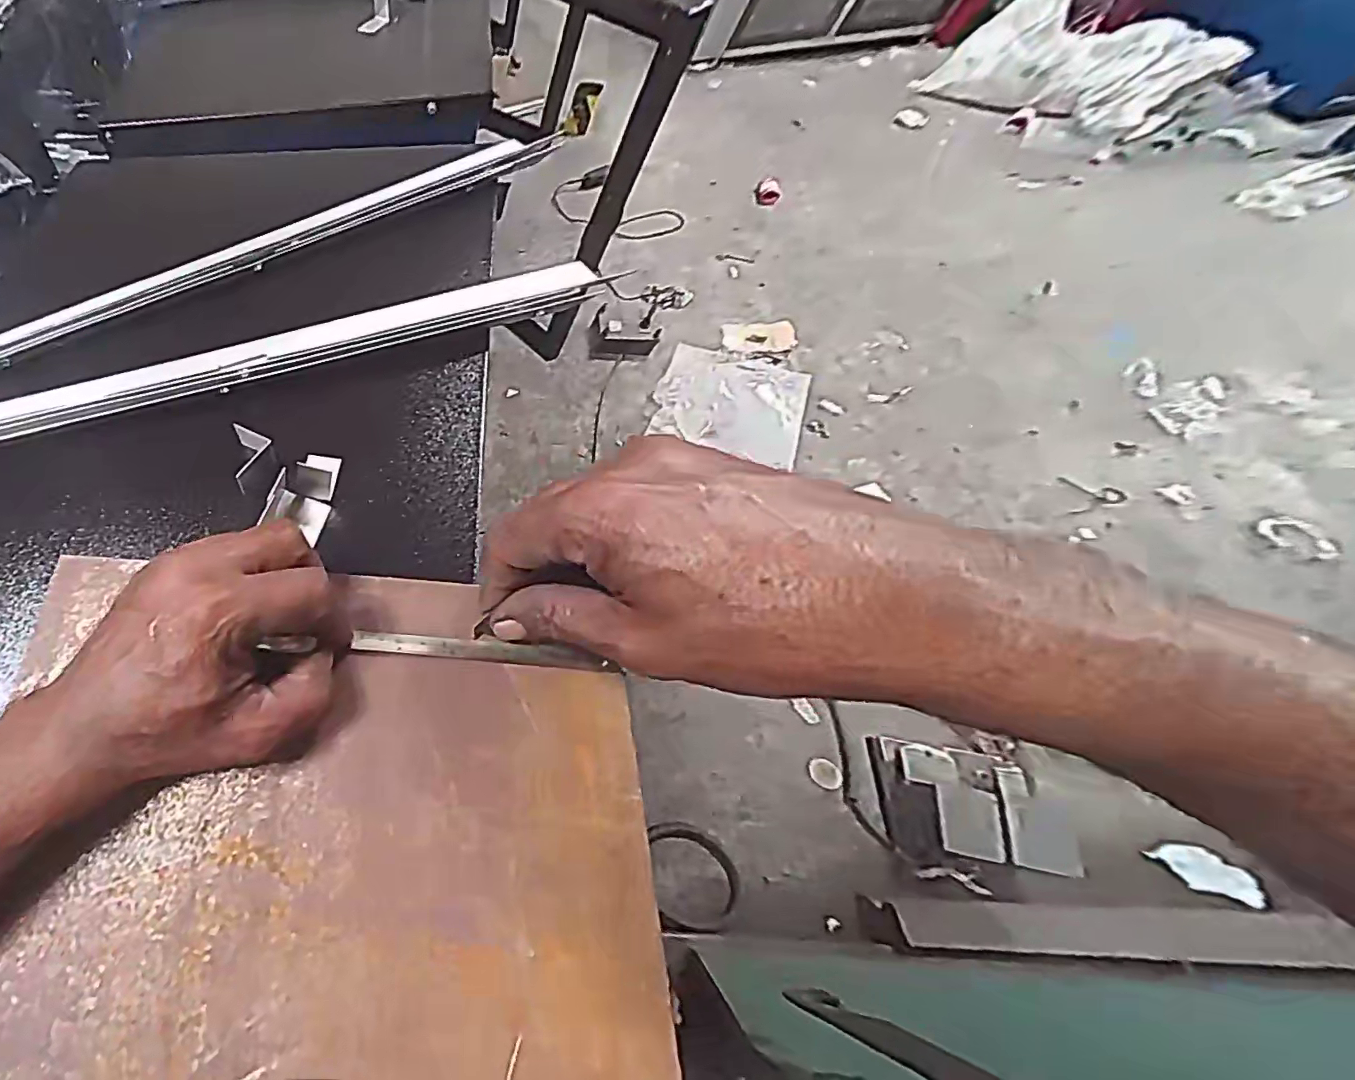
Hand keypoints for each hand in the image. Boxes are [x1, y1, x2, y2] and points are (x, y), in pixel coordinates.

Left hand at [20, 521, 348, 783]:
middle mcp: (198, 569)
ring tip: (270, 619)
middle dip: (311, 580)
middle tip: (305, 620)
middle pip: (291, 540)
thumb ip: (313, 691)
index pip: (311, 588)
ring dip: (281, 574)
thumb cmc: (163, 733)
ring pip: (261, 537)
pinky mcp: (165, 562)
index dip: (334, 619)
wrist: (87, 727)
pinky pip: (230, 548)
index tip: (328, 643)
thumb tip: (323, 652)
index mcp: (220, 610)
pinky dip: (250, 574)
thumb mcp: (256, 733)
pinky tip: (238, 615)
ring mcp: (177, 559)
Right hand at [479, 435, 1020, 701]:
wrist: (899, 596)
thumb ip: (563, 619)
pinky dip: (621, 536)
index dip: (498, 583)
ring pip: (591, 505)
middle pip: (549, 514)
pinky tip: (650, 579)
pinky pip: (635, 497)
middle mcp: (637, 468)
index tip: (506, 614)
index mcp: (609, 507)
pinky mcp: (707, 465)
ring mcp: (675, 459)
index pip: (512, 534)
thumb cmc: (791, 619)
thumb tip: (521, 613)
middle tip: (551, 621)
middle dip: (539, 569)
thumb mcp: (648, 642)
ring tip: (610, 608)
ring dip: (582, 553)